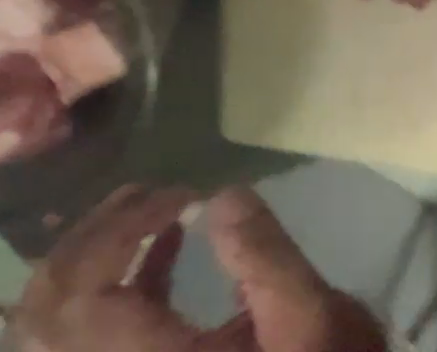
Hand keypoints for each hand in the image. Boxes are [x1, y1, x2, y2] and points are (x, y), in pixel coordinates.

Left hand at [13, 185, 386, 350]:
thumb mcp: (305, 310)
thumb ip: (264, 255)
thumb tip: (225, 193)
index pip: (83, 298)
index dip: (117, 235)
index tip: (183, 193)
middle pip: (47, 313)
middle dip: (92, 240)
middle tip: (156, 191)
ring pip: (53, 322)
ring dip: (92, 257)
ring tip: (149, 206)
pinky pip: (89, 329)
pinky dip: (115, 279)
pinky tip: (168, 239)